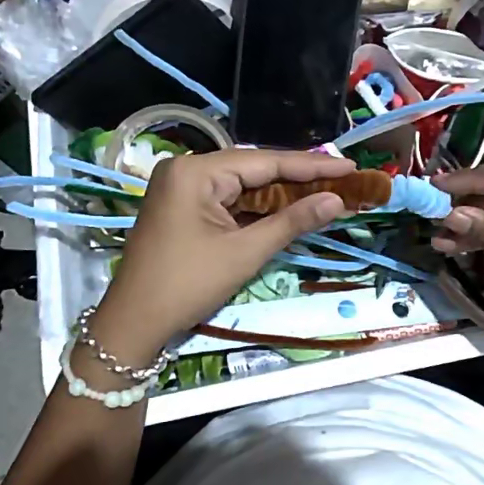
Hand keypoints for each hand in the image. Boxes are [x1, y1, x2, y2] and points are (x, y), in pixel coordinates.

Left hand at [90, 149, 354, 364]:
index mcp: (196, 172)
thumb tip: (337, 201)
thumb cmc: (188, 285)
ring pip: (243, 184)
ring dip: (281, 192)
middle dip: (299, 177)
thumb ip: (292, 221)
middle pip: (254, 169)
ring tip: (326, 190)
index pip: (265, 162)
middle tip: (343, 178)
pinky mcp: (183, 207)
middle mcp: (187, 170)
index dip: (311, 166)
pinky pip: (228, 199)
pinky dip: (258, 207)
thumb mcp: (245, 252)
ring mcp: (182, 188)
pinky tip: (290, 207)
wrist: (134, 323)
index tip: (349, 166)